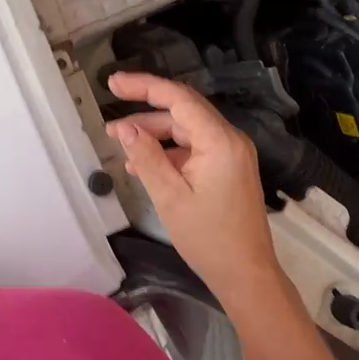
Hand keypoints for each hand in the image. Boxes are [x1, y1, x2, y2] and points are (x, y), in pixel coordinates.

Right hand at [107, 73, 281, 299]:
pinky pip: (192, 145)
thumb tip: (124, 128)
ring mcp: (231, 153)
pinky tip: (141, 162)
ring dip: (152, 130)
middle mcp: (229, 139)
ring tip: (118, 140)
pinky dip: (167, 149)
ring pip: (185, 127)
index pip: (177, 98)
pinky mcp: (227, 167)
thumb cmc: (209, 238)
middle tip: (111, 102)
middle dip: (144, 105)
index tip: (112, 83)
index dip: (143, 86)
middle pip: (182, 108)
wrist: (247, 276)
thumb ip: (146, 157)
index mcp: (219, 141)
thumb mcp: (170, 197)